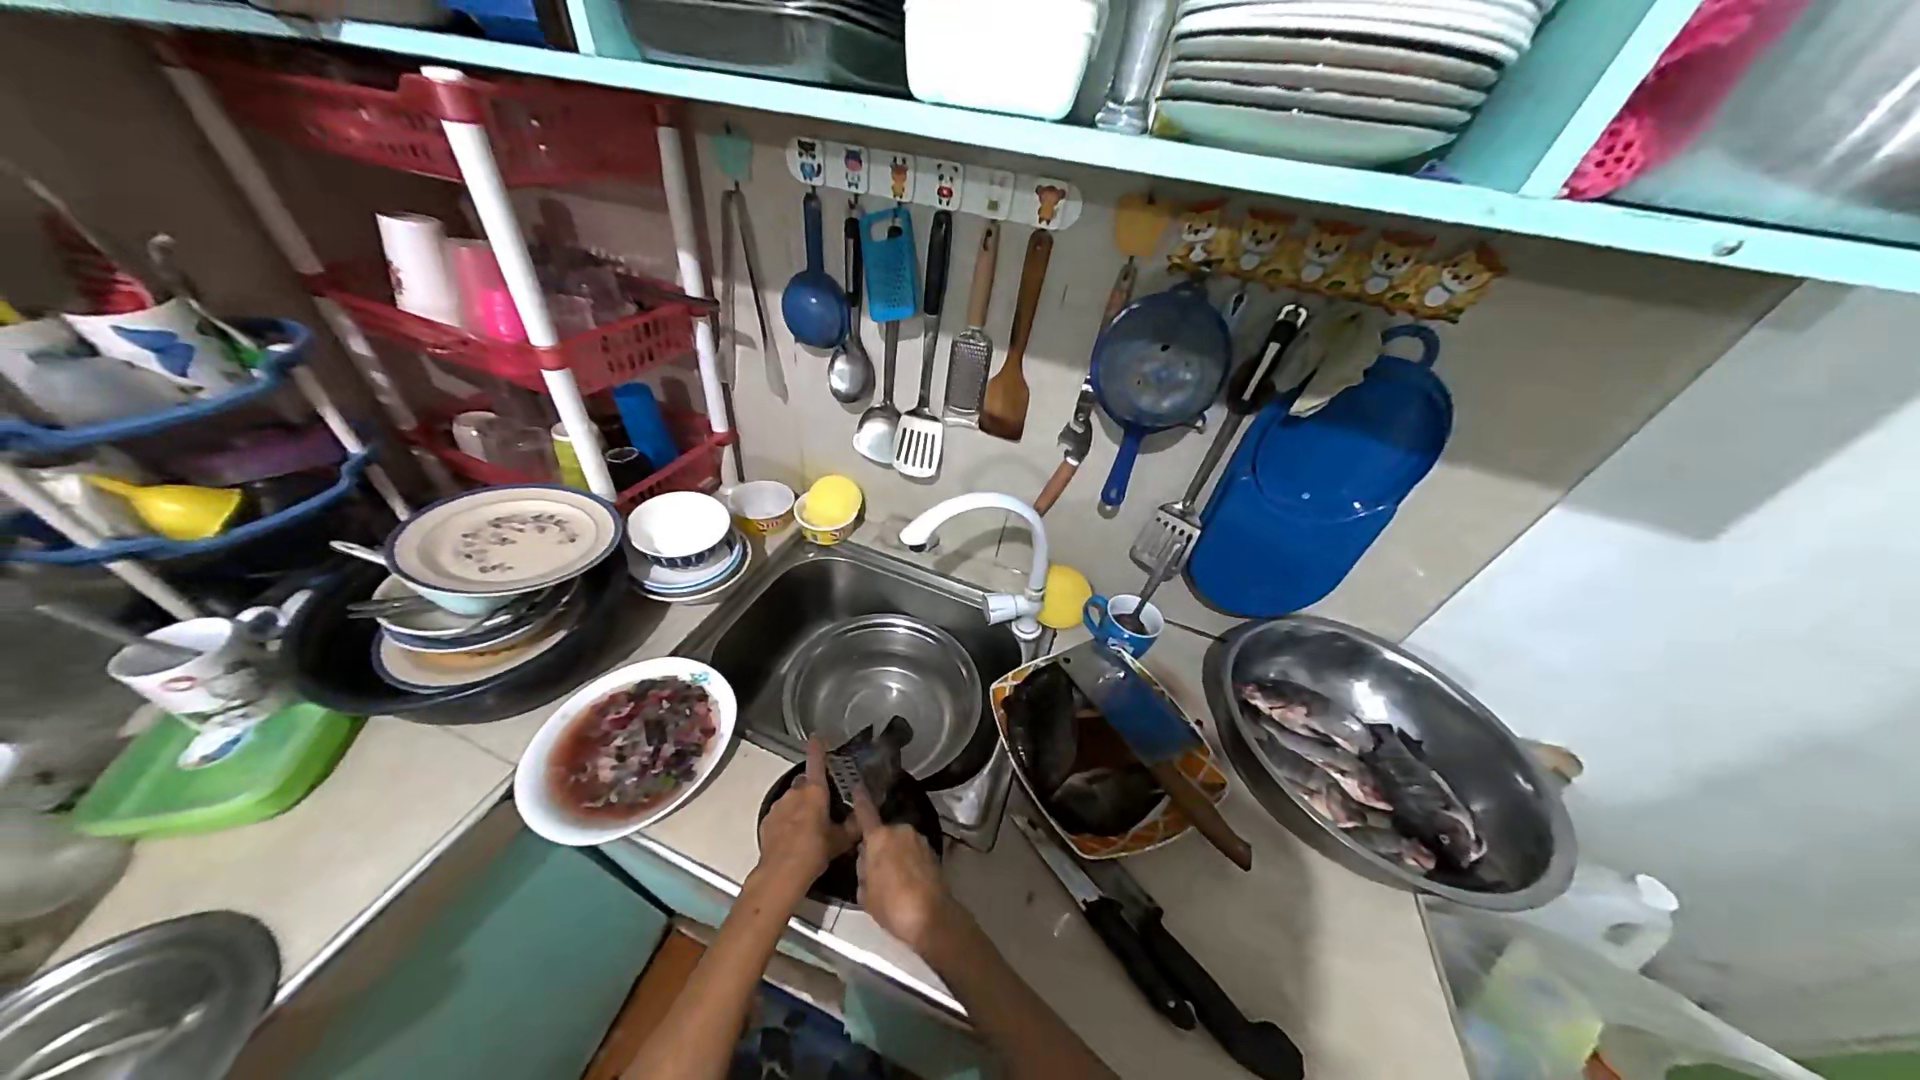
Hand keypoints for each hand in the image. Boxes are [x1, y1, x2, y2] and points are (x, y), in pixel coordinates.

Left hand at [756, 739, 856, 892]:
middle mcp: (795, 793)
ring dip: (799, 806)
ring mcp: (778, 806)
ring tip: (808, 827)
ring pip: (792, 799)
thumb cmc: (814, 850)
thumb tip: (864, 816)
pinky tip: (793, 837)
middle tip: (823, 807)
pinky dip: (787, 820)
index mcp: (815, 791)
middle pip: (805, 783)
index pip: (816, 761)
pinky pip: (780, 814)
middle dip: (813, 790)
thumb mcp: (841, 840)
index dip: (818, 748)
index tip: (817, 737)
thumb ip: (854, 825)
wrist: (781, 873)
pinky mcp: (766, 821)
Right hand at [852, 786, 959, 955]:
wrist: (930, 916)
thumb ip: (862, 870)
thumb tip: (866, 860)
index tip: (857, 787)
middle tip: (873, 870)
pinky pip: (912, 850)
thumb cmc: (891, 905)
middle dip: (877, 845)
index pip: (866, 813)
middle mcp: (900, 831)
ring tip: (892, 878)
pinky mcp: (932, 850)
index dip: (860, 800)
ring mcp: (919, 839)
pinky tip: (907, 880)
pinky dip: (907, 859)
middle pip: (882, 833)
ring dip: (894, 853)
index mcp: (880, 837)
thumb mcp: (864, 893)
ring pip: (898, 841)